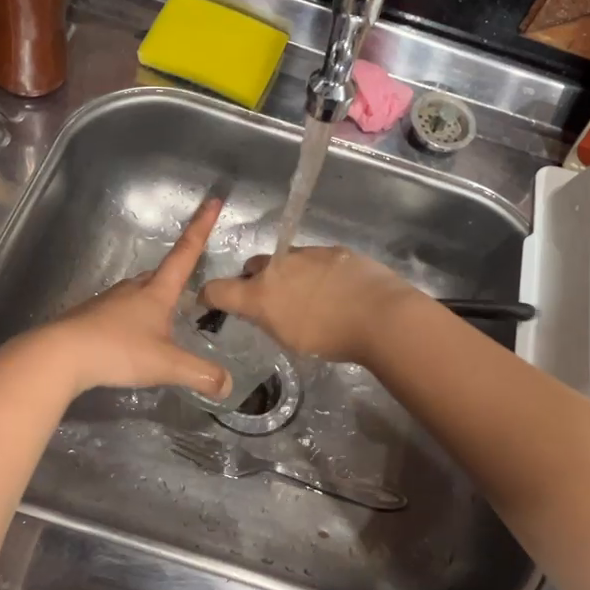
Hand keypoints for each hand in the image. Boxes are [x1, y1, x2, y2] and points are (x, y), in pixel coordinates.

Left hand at [32, 199, 229, 398]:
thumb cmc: (117, 350)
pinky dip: (131, 321)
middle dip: (176, 274)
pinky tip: (131, 340)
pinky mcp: (90, 318)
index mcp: (156, 292)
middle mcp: (133, 289)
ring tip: (163, 321)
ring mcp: (108, 302)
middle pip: (160, 274)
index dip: (201, 227)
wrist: (60, 355)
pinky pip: (119, 313)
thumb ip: (199, 374)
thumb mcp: (166, 365)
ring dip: (152, 301)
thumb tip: (228, 384)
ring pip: (138, 294)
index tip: (212, 201)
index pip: (185, 253)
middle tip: (189, 284)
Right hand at [199, 246, 417, 362]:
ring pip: (287, 260)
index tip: (208, 300)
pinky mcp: (335, 250)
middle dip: (256, 279)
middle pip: (254, 267)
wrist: (380, 315)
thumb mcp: (290, 339)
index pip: (218, 289)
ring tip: (311, 296)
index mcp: (259, 294)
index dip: (209, 295)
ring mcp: (307, 254)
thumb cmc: (332, 338)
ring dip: (290, 274)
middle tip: (272, 300)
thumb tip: (265, 310)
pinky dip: (318, 272)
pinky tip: (337, 289)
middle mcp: (277, 266)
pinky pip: (316, 259)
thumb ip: (270, 319)